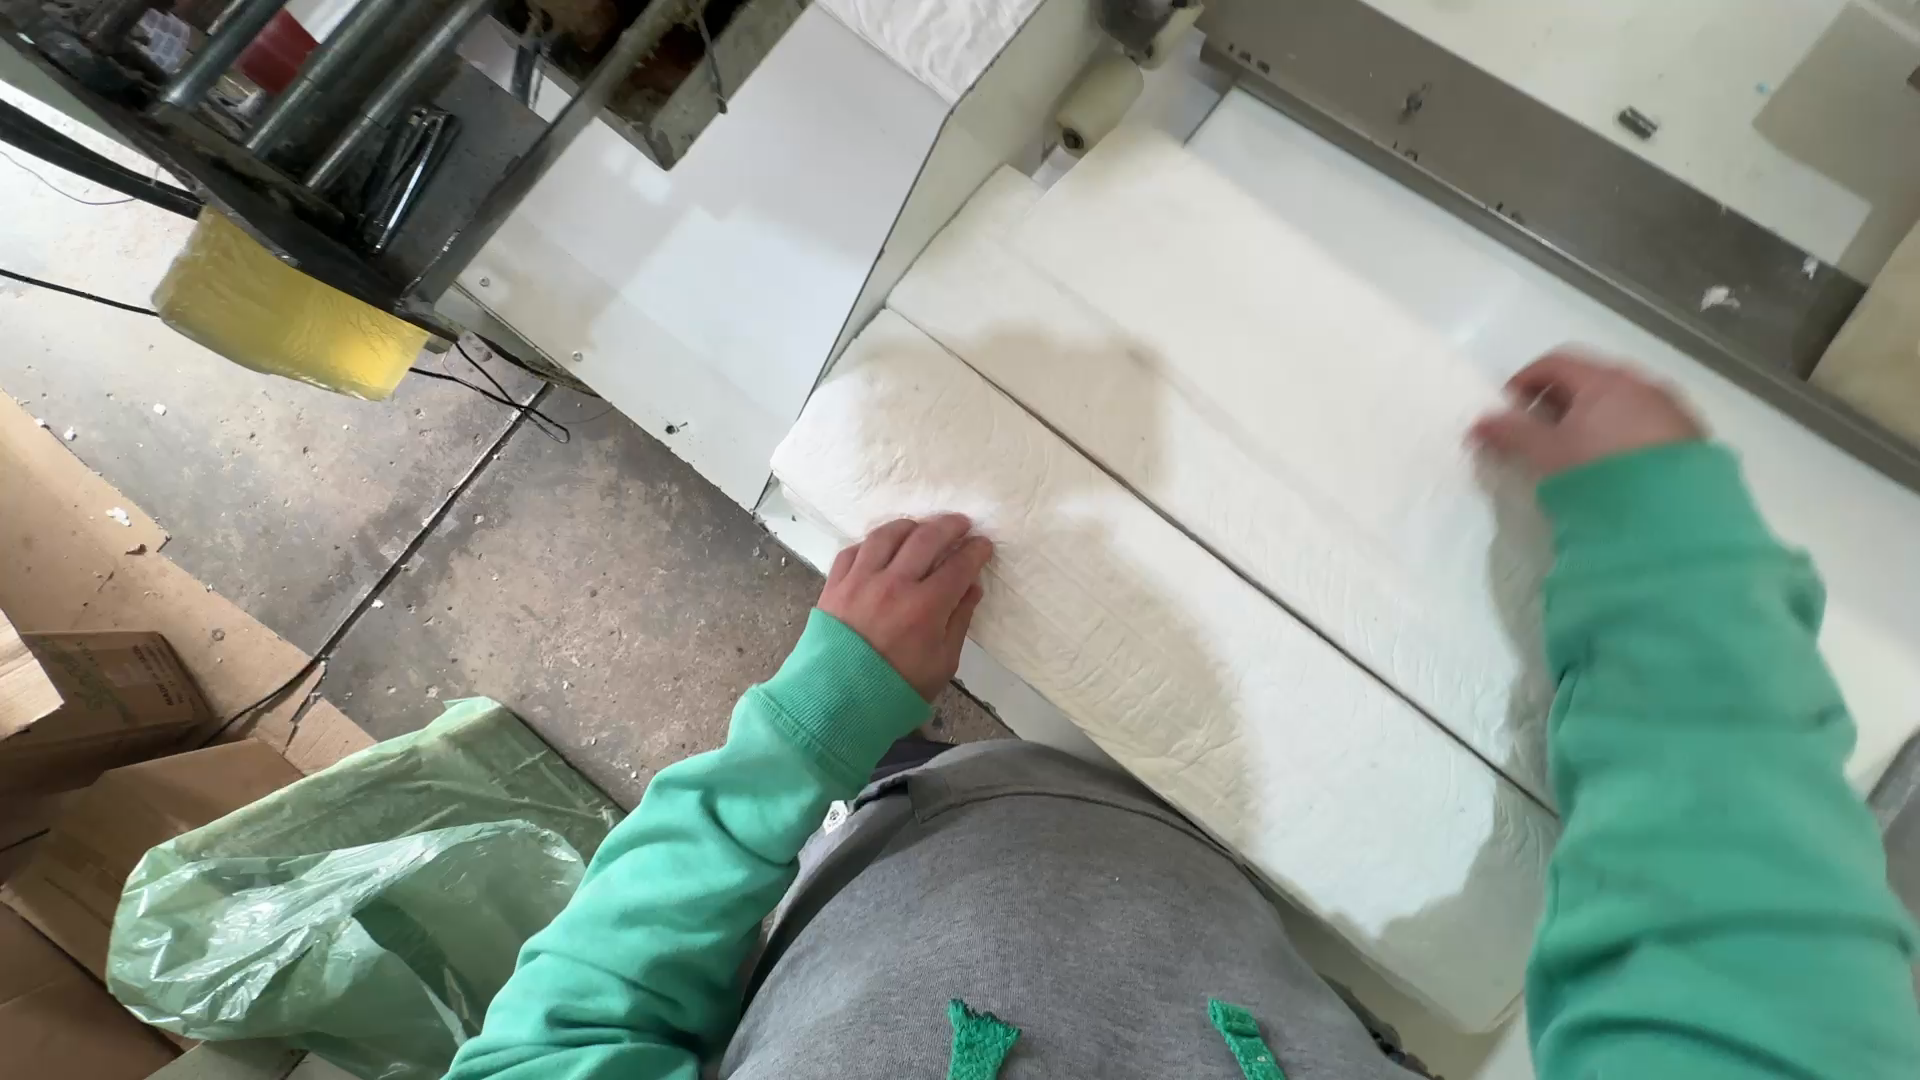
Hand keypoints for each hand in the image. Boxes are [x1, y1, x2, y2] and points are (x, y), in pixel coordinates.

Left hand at [818, 514, 994, 701]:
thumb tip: (972, 587)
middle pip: (926, 538)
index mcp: (925, 607)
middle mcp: (893, 584)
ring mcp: (860, 581)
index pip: (959, 565)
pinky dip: (871, 543)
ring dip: (910, 526)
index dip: (976, 550)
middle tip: (961, 524)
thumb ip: (959, 621)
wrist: (835, 704)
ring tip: (921, 528)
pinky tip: (881, 547)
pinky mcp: (834, 585)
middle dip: (949, 526)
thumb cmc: (896, 690)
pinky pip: (854, 549)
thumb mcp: (942, 664)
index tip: (983, 544)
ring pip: (887, 535)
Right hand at [1470, 347, 1705, 476]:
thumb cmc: (1595, 468)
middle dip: (1553, 401)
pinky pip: (1640, 419)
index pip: (1554, 362)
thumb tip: (1480, 421)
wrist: (1671, 508)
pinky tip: (1605, 461)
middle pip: (1585, 379)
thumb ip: (1508, 432)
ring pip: (1614, 400)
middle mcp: (1640, 382)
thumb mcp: (1542, 452)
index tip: (1506, 409)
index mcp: (1603, 380)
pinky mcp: (1687, 432)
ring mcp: (1669, 406)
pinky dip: (1615, 430)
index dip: (1522, 380)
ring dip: (1586, 416)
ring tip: (1569, 450)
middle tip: (1533, 432)